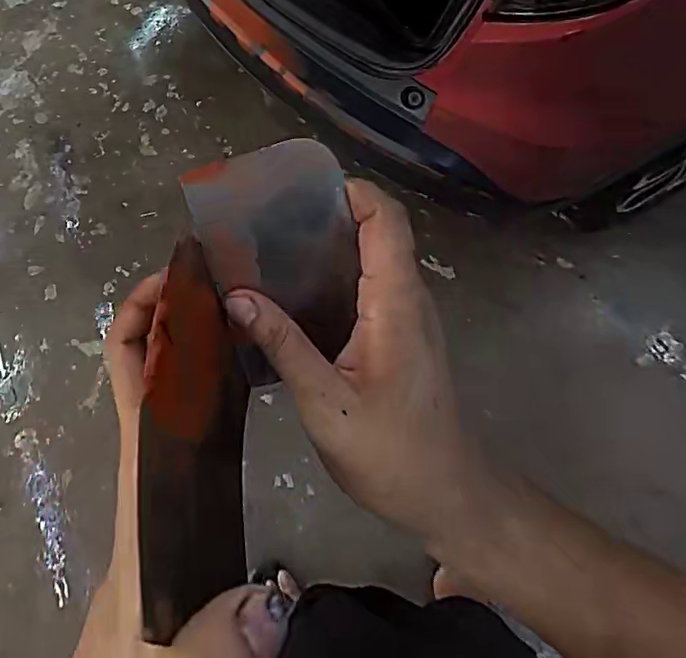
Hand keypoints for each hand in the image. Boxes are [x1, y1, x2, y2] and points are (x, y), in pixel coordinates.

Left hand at [80, 274, 289, 657]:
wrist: (136, 657)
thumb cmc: (140, 640)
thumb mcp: (170, 652)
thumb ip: (212, 639)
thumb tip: (269, 606)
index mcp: (142, 458)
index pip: (129, 364)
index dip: (143, 310)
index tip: (176, 274)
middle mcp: (153, 443)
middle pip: (150, 354)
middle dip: (172, 301)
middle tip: (217, 267)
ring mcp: (170, 454)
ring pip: (177, 373)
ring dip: (197, 328)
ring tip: (241, 292)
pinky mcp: (190, 472)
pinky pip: (200, 403)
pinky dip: (217, 367)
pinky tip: (253, 355)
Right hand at [224, 179, 490, 552]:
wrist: (448, 496)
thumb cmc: (393, 453)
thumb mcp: (328, 404)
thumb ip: (284, 346)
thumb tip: (237, 296)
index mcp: (395, 301)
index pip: (386, 220)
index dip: (351, 191)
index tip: (300, 190)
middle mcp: (407, 296)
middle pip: (379, 228)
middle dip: (330, 210)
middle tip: (271, 216)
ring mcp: (408, 314)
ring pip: (374, 253)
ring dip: (331, 240)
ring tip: (273, 244)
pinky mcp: (400, 332)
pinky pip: (370, 281)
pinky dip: (335, 270)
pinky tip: (295, 291)